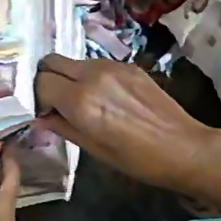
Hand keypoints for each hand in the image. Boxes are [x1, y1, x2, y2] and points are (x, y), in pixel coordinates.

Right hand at [34, 56, 220, 193]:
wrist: (182, 148)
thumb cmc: (136, 158)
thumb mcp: (93, 149)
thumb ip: (63, 127)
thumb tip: (42, 118)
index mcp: (80, 100)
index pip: (41, 82)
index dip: (38, 98)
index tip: (45, 113)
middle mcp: (92, 76)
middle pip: (52, 61)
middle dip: (47, 79)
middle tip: (54, 101)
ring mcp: (113, 66)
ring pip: (75, 61)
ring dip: (69, 77)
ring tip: (81, 102)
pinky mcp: (129, 66)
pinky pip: (97, 65)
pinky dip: (90, 77)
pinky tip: (105, 98)